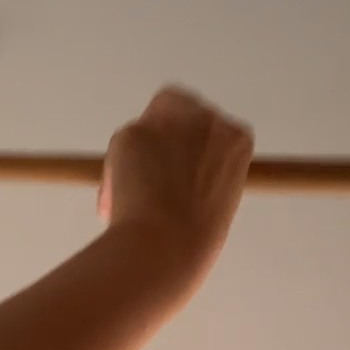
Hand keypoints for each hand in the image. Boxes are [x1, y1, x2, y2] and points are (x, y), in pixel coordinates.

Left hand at [97, 86, 253, 293]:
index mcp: (236, 138)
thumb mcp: (217, 193)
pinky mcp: (132, 132)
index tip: (176, 162)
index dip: (187, 140)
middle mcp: (205, 119)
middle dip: (161, 131)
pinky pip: (119, 146)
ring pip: (144, 125)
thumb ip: (201, 169)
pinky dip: (114, 171)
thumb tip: (172, 169)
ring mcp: (167, 122)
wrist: (168, 242)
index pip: (207, 123)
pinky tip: (117, 199)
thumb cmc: (197, 235)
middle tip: (150, 167)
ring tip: (135, 190)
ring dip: (137, 148)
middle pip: (176, 106)